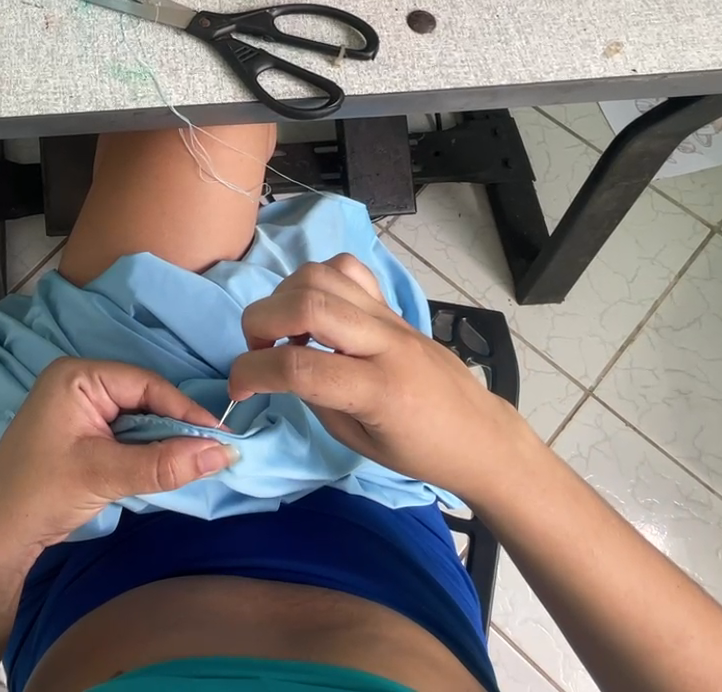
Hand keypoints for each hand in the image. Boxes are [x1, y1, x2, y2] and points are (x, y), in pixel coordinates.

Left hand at [0, 358, 236, 549]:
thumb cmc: (42, 492)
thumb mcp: (106, 475)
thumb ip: (164, 462)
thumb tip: (224, 452)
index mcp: (76, 376)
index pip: (145, 383)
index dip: (186, 410)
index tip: (224, 438)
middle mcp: (76, 382)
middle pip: (142, 397)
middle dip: (177, 425)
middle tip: (216, 452)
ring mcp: (76, 407)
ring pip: (136, 417)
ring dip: (163, 440)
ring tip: (199, 460)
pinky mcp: (79, 431)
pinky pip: (123, 432)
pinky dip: (145, 449)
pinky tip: (167, 465)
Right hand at [226, 255, 538, 503]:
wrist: (484, 438)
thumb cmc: (421, 452)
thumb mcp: (356, 440)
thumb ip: (312, 397)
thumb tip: (276, 367)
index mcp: (379, 391)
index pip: (297, 366)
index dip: (250, 373)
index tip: (238, 390)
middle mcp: (384, 343)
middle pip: (306, 303)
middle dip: (259, 321)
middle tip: (257, 350)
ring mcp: (391, 317)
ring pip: (321, 274)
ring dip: (283, 297)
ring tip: (285, 331)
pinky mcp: (394, 305)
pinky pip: (348, 269)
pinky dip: (317, 282)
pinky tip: (315, 312)